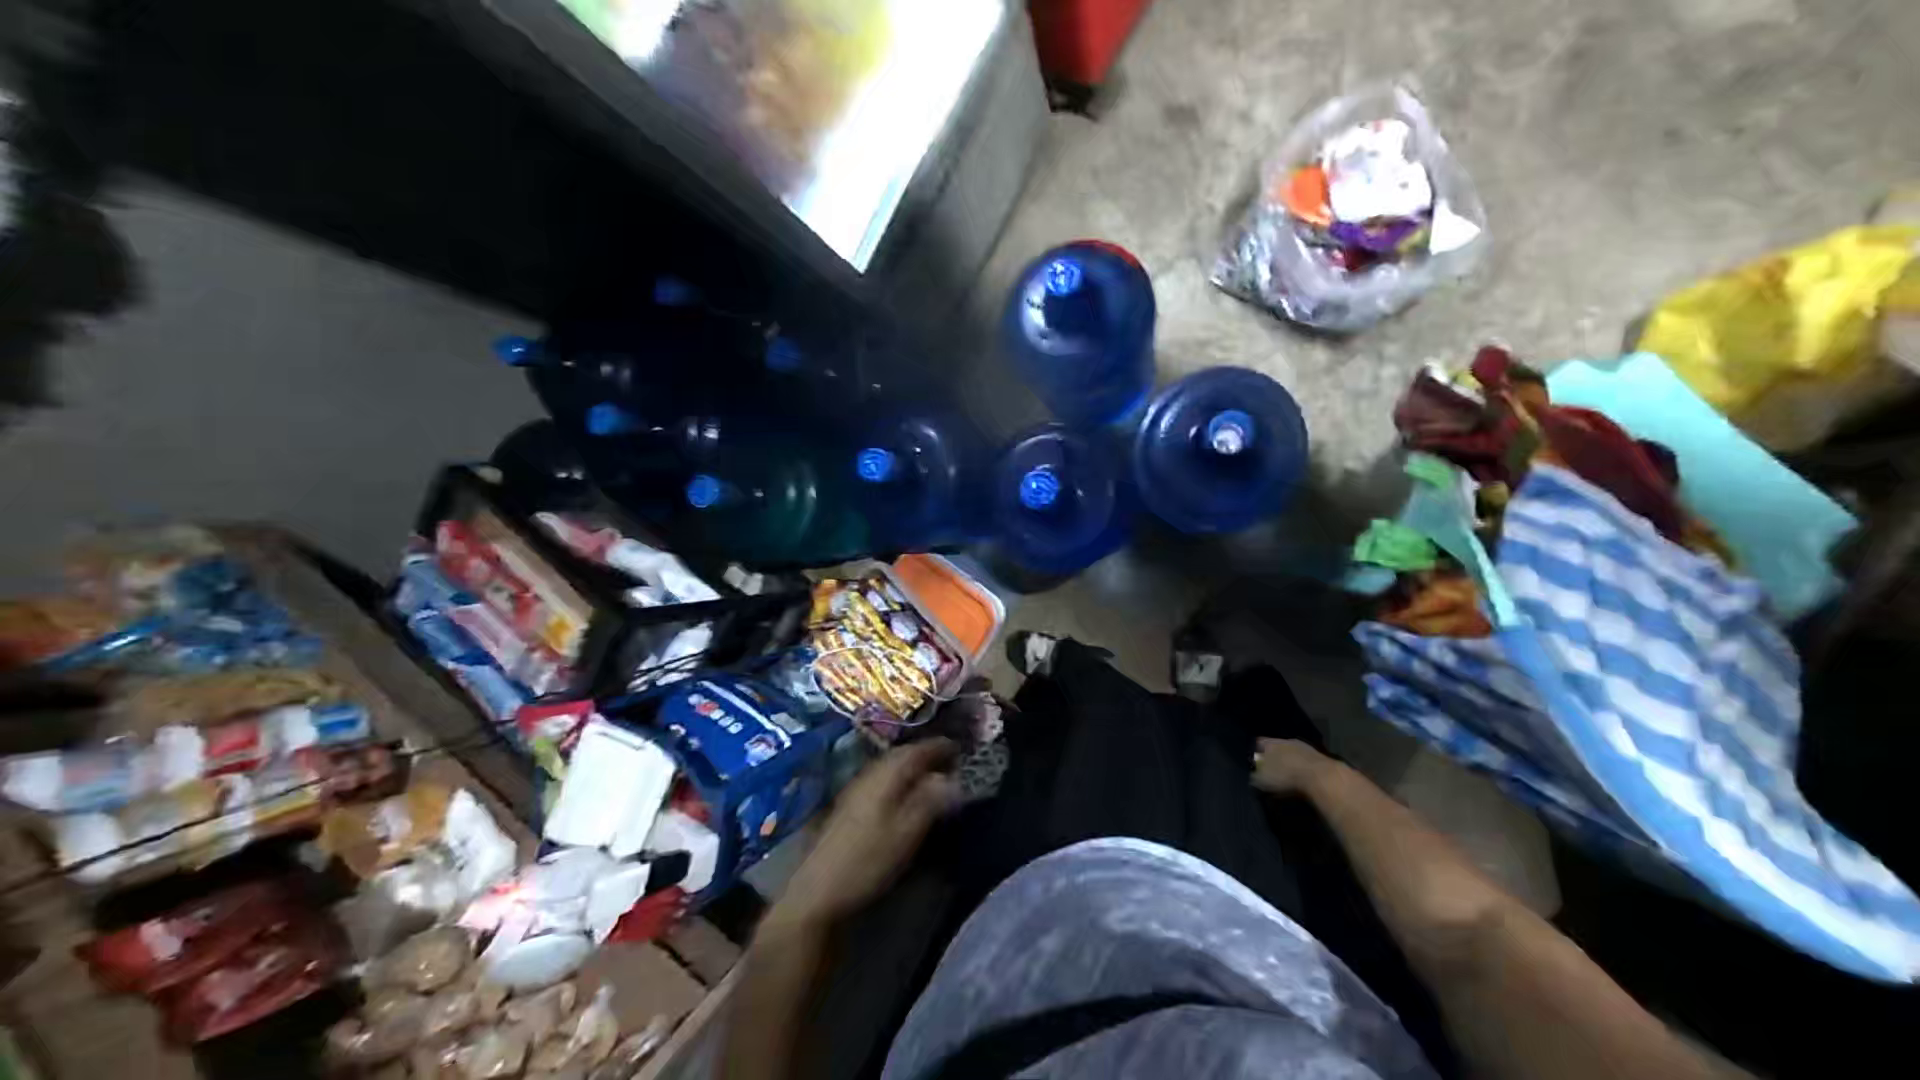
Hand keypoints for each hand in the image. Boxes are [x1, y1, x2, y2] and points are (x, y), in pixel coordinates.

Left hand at [769, 739, 960, 930]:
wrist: (819, 890)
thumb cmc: (868, 861)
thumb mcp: (907, 832)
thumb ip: (930, 802)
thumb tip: (953, 778)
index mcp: (885, 776)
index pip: (915, 751)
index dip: (938, 747)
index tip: (960, 747)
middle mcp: (869, 775)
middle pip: (900, 755)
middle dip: (924, 754)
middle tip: (949, 759)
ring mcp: (855, 789)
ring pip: (888, 767)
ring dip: (910, 765)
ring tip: (931, 774)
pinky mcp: (848, 806)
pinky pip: (880, 779)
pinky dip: (897, 778)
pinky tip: (902, 792)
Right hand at [1252, 738, 1333, 795]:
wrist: (1322, 778)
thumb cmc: (1286, 778)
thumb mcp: (1262, 780)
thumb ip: (1254, 774)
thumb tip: (1251, 773)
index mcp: (1268, 743)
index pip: (1256, 743)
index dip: (1254, 752)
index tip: (1253, 762)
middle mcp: (1284, 740)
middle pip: (1274, 746)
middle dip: (1272, 756)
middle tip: (1270, 768)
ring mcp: (1303, 746)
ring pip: (1290, 751)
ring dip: (1288, 760)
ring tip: (1287, 773)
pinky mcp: (1318, 755)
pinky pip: (1304, 759)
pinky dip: (1301, 766)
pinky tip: (1302, 775)